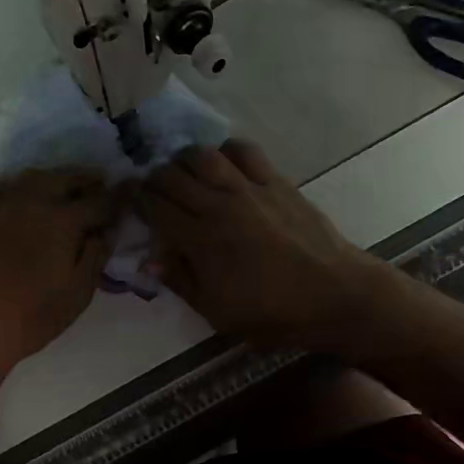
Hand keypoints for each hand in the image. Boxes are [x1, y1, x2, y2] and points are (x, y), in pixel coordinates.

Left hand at [0, 169, 121, 373]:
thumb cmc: (33, 315)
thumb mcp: (79, 293)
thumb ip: (96, 257)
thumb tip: (106, 232)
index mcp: (64, 221)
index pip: (100, 201)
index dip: (119, 198)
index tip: (131, 194)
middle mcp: (34, 204)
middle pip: (66, 177)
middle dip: (87, 178)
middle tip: (102, 183)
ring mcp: (3, 208)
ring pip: (32, 176)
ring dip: (54, 176)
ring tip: (67, 186)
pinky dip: (10, 185)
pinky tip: (18, 195)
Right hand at [136, 140, 392, 351]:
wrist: (334, 295)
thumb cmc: (272, 313)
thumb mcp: (217, 312)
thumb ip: (181, 282)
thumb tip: (150, 258)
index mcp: (200, 241)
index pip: (156, 208)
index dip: (137, 201)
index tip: (129, 200)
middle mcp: (219, 206)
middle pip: (173, 177)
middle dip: (153, 179)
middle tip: (151, 188)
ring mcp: (249, 188)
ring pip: (203, 156)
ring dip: (183, 159)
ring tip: (180, 169)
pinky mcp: (276, 181)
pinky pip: (244, 151)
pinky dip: (225, 150)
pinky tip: (222, 162)